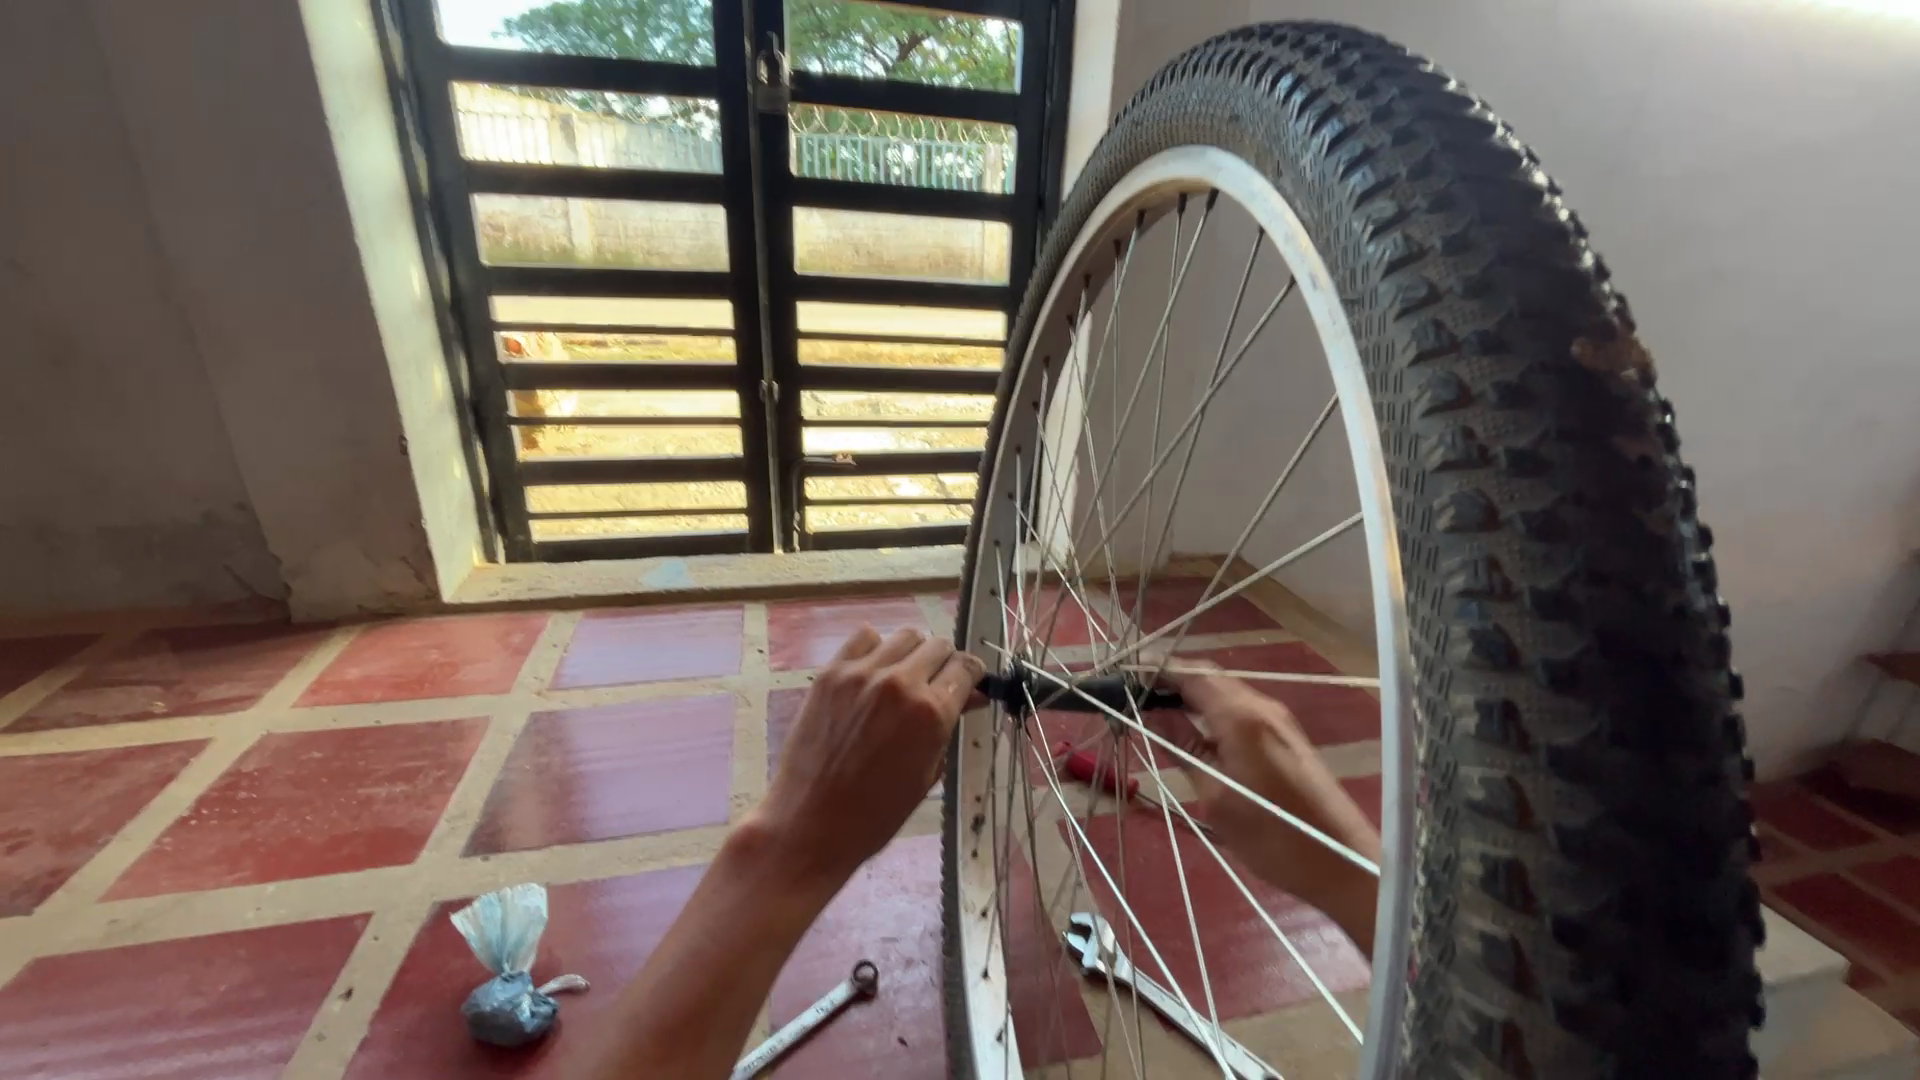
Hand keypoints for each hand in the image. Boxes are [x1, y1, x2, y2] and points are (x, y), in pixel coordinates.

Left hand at [752, 627, 983, 886]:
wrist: (810, 823)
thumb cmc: (877, 813)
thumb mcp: (928, 772)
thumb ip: (949, 726)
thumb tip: (970, 697)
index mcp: (932, 713)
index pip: (966, 667)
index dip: (973, 674)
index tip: (969, 681)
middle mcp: (901, 683)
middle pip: (939, 646)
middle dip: (945, 663)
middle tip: (937, 683)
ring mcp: (863, 673)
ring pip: (906, 636)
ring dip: (914, 652)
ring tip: (906, 675)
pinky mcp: (832, 672)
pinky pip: (864, 637)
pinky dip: (877, 647)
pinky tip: (874, 670)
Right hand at [1157, 662, 1380, 952]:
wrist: (1345, 864)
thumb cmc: (1273, 837)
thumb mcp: (1216, 797)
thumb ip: (1184, 749)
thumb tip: (1153, 714)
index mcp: (1241, 717)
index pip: (1191, 675)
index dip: (1156, 669)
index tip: (1124, 674)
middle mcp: (1262, 706)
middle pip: (1209, 677)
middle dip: (1170, 678)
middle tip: (1134, 693)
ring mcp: (1278, 719)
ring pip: (1225, 690)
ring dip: (1190, 693)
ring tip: (1155, 709)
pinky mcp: (1286, 735)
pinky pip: (1240, 707)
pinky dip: (1210, 708)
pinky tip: (1193, 728)